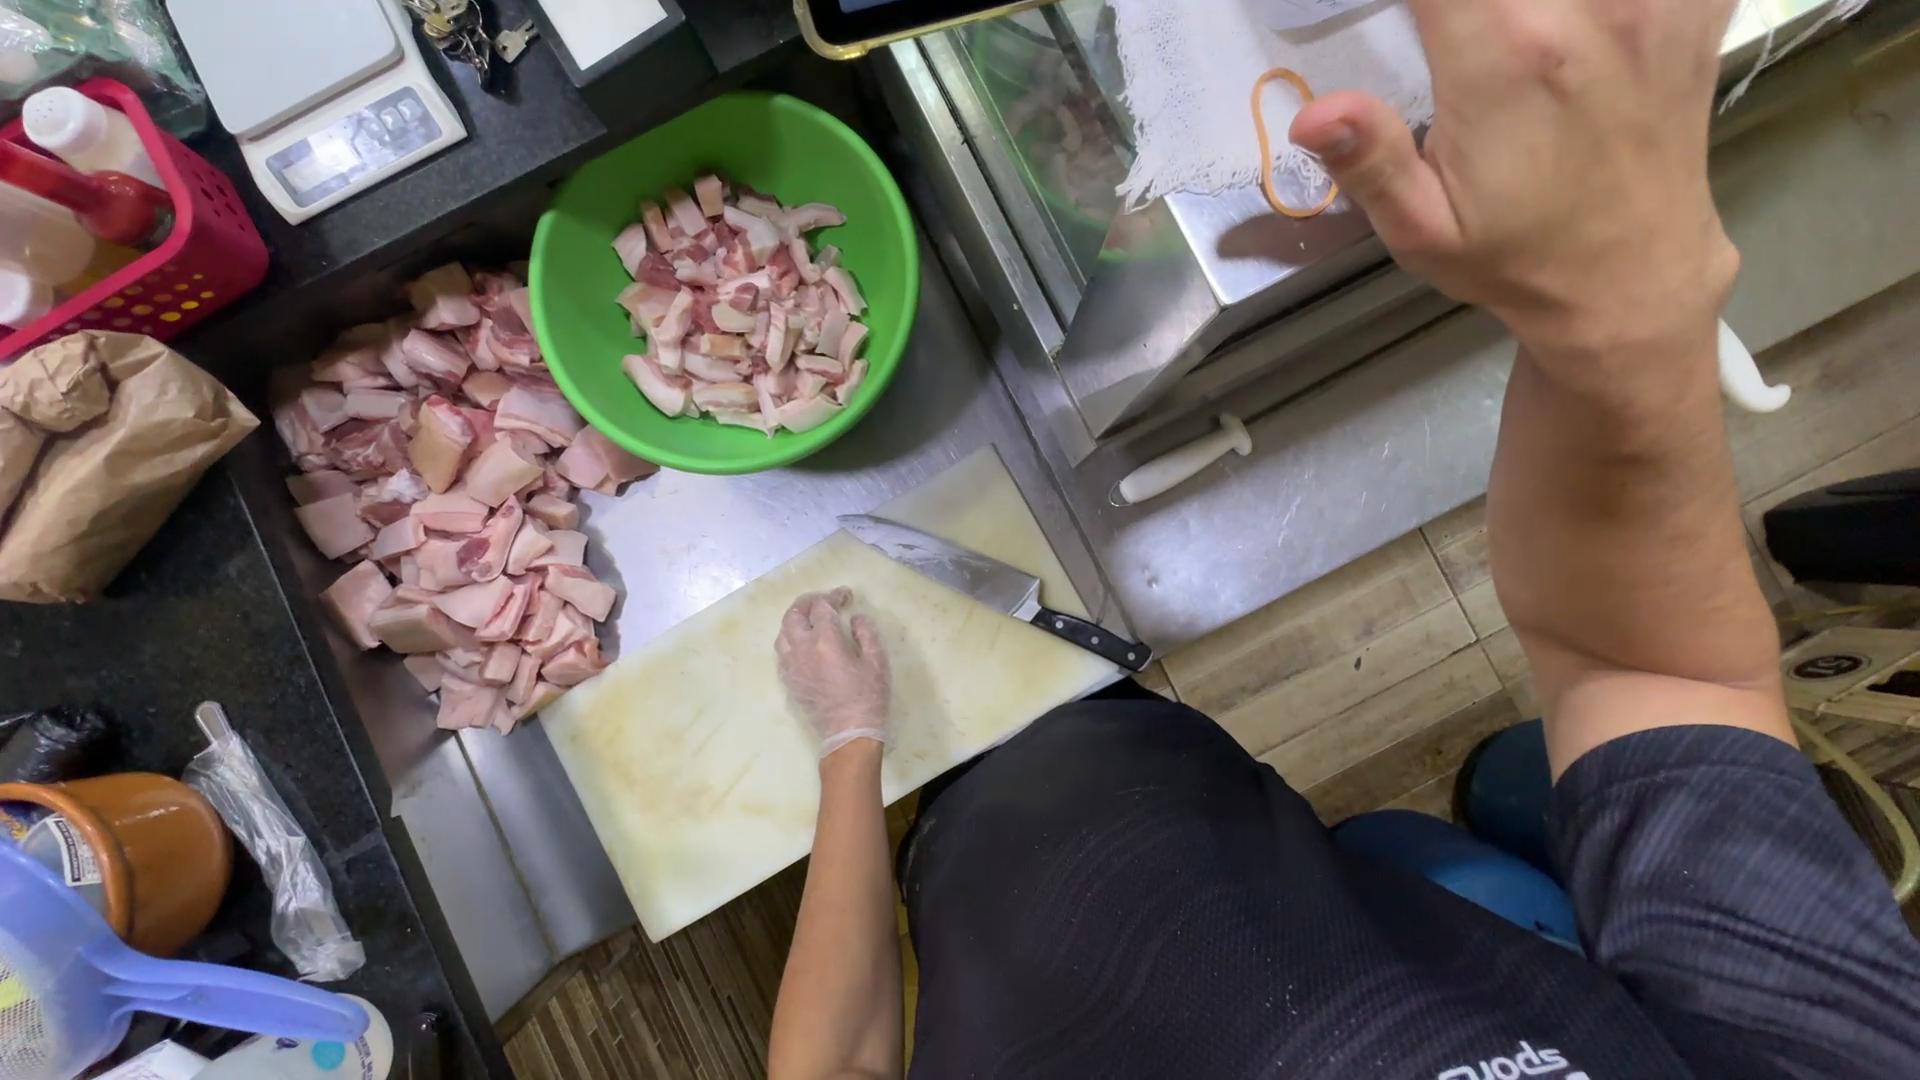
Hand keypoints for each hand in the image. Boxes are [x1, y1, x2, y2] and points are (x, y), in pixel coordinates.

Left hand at [776, 588, 891, 759]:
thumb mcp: (877, 661)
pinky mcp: (789, 681)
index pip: (822, 607)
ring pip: (783, 633)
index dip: (834, 596)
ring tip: (811, 620)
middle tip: (824, 602)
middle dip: (808, 602)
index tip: (846, 596)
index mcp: (825, 641)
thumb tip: (855, 618)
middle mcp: (802, 650)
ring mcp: (792, 666)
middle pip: (793, 614)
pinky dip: (791, 640)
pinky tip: (804, 644)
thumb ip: (866, 633)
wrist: (849, 733)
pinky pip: (782, 653)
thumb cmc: (868, 697)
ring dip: (796, 620)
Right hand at [1290, 0, 1740, 358]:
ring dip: (1507, 1)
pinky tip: (1557, 29)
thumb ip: (1370, 163)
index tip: (1387, 18)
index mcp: (1503, 58)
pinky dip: (1577, 4)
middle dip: (1449, 0)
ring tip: (1482, 32)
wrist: (1627, 271)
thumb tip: (1311, 116)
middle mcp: (1585, 6)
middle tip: (1432, 33)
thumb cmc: (1508, 256)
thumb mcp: (1420, 231)